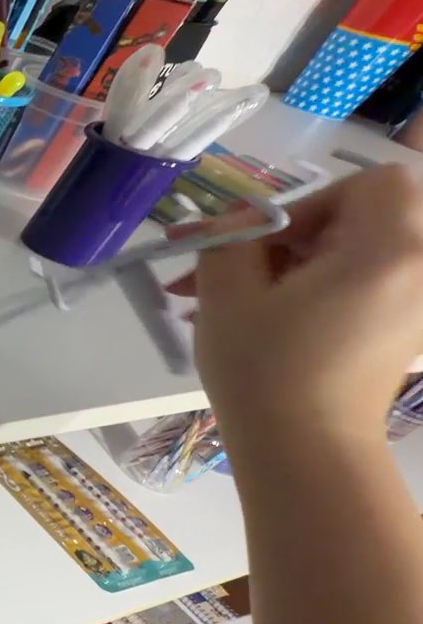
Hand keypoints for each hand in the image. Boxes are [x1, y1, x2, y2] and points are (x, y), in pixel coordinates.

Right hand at [168, 164, 422, 440]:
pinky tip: (257, 313)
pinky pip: (362, 282)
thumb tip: (238, 217)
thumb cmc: (262, 364)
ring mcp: (420, 300)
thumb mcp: (225, 294)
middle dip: (291, 234)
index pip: (376, 183)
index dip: (314, 200)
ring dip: (289, 262)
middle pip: (364, 217)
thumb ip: (230, 240)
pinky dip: (311, 285)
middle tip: (222, 267)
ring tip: (221, 295)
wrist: (303, 440)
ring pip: (355, 250)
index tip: (262, 239)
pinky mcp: (407, 325)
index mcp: (390, 250)